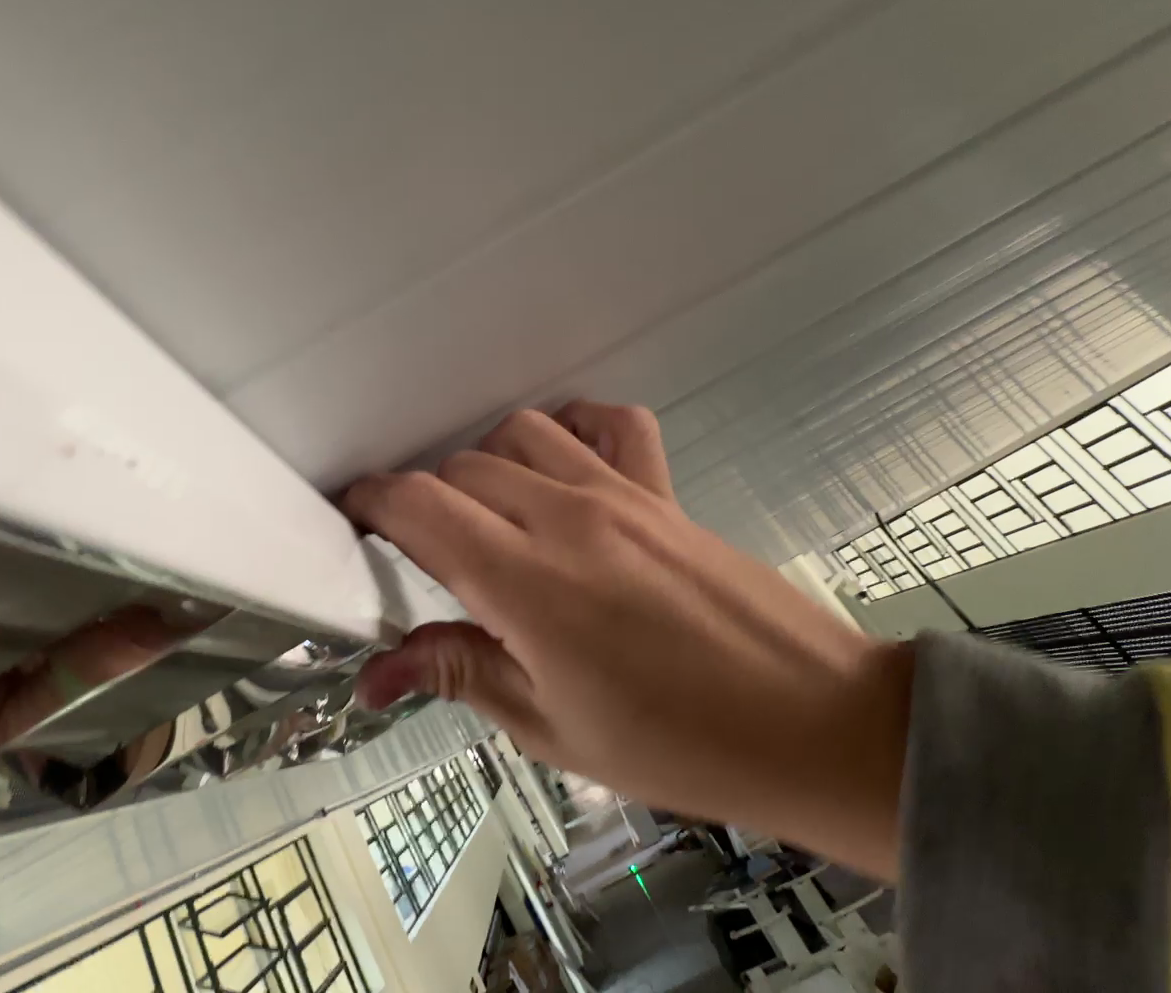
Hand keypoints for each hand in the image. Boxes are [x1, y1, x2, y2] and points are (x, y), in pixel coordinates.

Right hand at [347, 402, 913, 879]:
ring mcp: (621, 494)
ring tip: (487, 516)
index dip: (370, 502)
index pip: (418, 505)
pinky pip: (610, 423)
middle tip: (424, 556)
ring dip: (484, 465)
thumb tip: (377, 675)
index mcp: (526, 582)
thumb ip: (459, 674)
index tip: (353, 521)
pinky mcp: (665, 491)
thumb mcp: (550, 727)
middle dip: (423, 502)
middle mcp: (566, 518)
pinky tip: (564, 470)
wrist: (817, 728)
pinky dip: (572, 429)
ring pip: (520, 433)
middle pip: (459, 467)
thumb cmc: (679, 747)